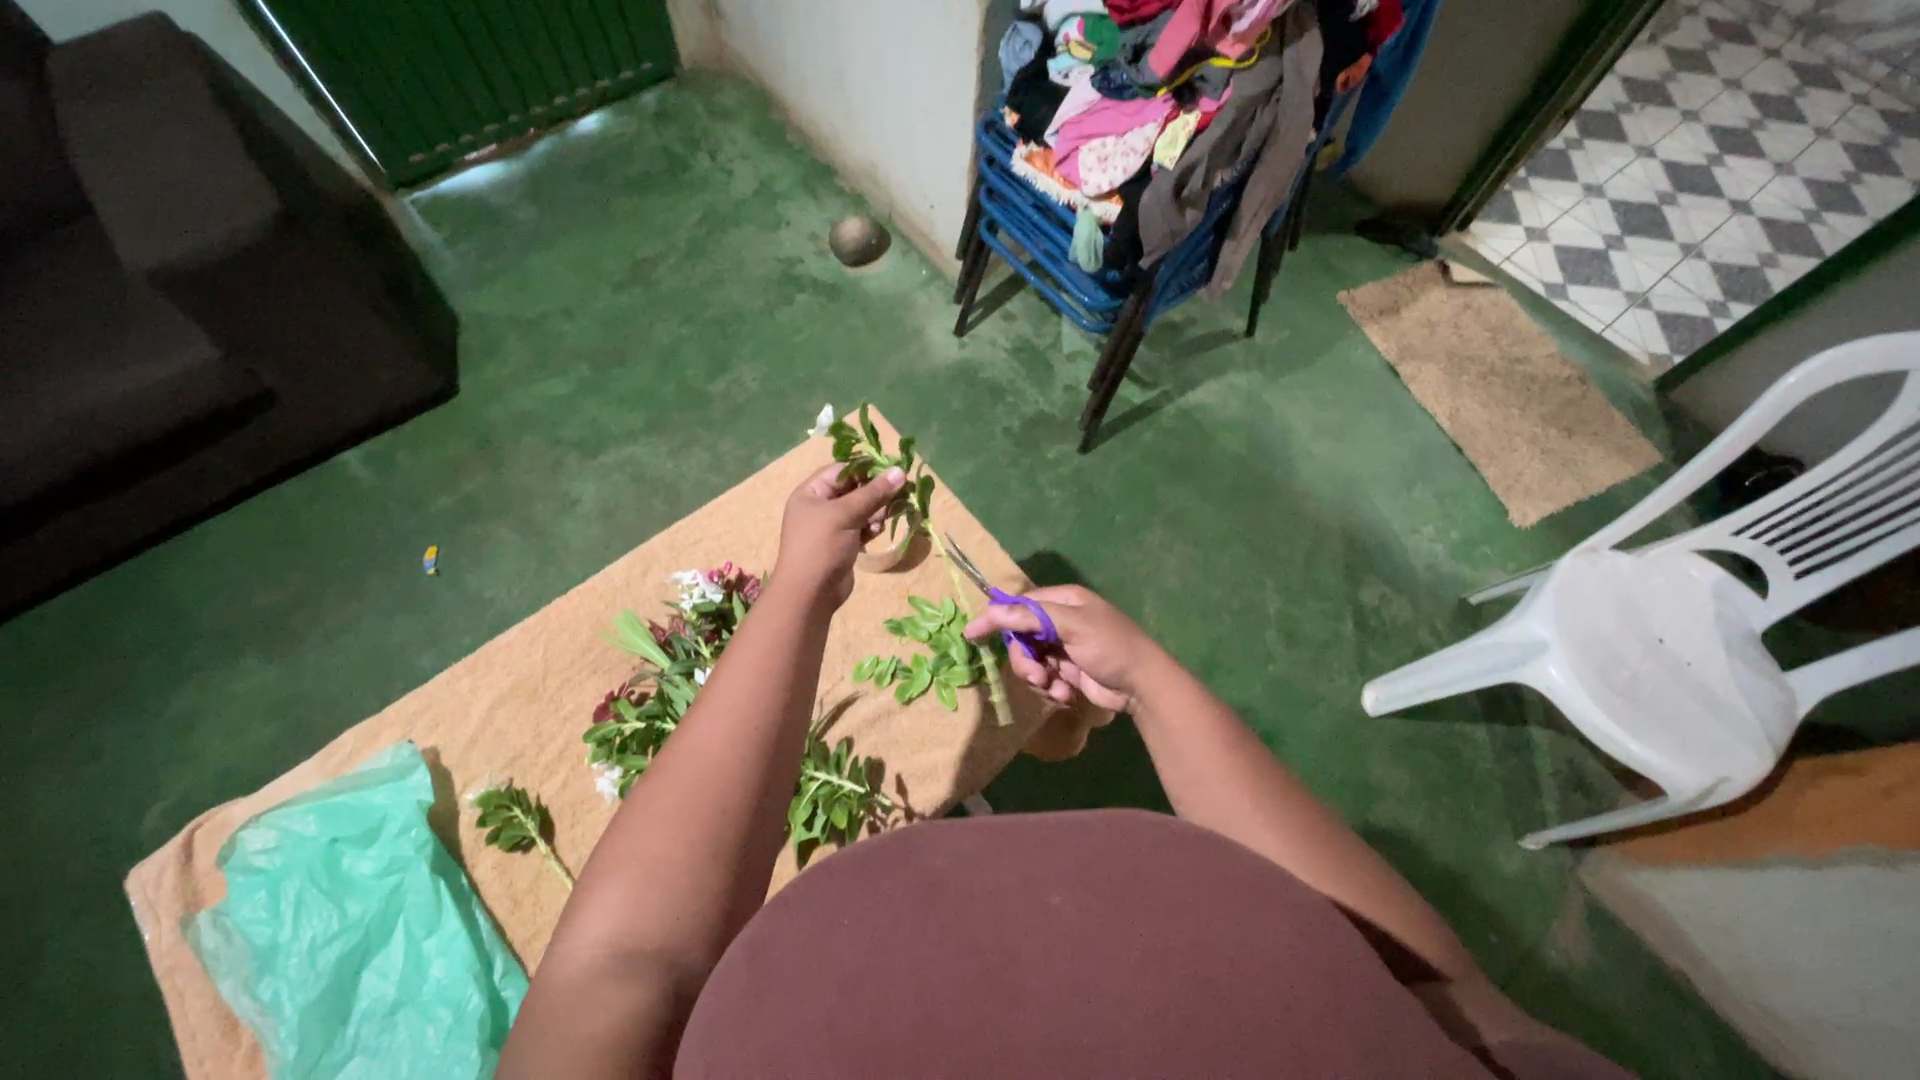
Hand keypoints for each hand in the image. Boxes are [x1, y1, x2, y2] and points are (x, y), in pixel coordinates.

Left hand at [773, 464, 905, 608]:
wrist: (810, 593)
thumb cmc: (821, 546)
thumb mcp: (846, 515)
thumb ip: (873, 493)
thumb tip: (900, 471)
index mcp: (811, 493)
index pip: (841, 471)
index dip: (866, 470)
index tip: (891, 472)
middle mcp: (820, 506)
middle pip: (853, 489)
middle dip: (875, 493)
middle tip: (897, 496)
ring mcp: (832, 526)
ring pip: (861, 509)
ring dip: (876, 511)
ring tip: (883, 519)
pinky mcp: (843, 543)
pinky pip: (862, 526)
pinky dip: (872, 526)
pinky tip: (877, 531)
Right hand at [964, 585, 1162, 712]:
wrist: (1143, 685)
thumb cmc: (1110, 646)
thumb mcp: (1070, 626)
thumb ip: (1030, 617)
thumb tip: (991, 611)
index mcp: (1064, 601)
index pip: (1020, 605)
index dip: (997, 619)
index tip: (973, 634)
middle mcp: (1062, 621)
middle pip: (1022, 637)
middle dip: (1025, 659)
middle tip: (1036, 676)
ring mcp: (1064, 647)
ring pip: (1031, 660)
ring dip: (1038, 677)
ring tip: (1055, 688)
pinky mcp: (1068, 671)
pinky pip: (1044, 677)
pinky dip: (1051, 687)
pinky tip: (1065, 694)